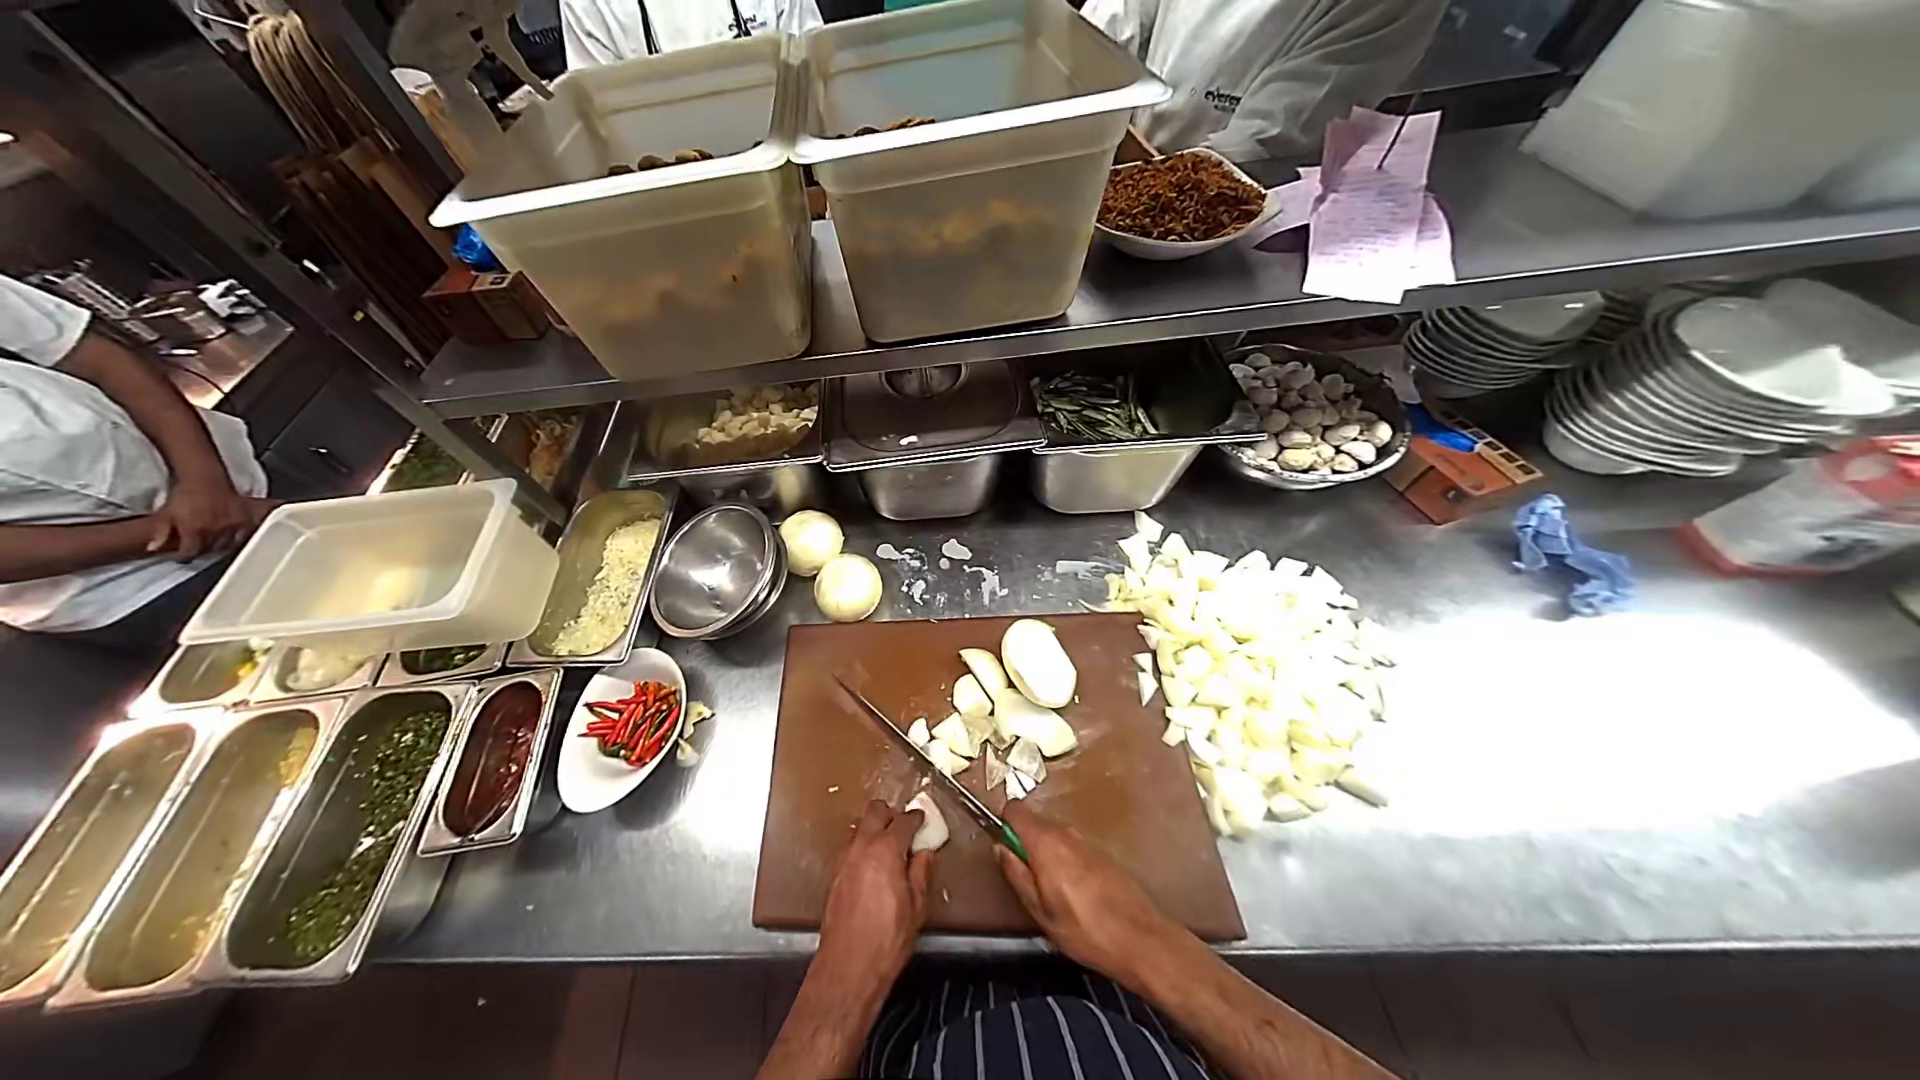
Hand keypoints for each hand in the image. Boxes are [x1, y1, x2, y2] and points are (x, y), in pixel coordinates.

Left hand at [147, 483, 269, 559]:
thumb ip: (160, 533)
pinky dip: (236, 538)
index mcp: (193, 529)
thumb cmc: (183, 496)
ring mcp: (232, 525)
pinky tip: (230, 536)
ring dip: (219, 545)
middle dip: (202, 550)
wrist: (206, 480)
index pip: (190, 551)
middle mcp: (214, 530)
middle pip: (210, 549)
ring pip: (227, 544)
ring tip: (213, 543)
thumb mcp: (164, 513)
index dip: (185, 556)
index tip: (183, 557)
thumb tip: (152, 549)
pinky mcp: (245, 520)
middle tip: (198, 548)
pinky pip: (243, 535)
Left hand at [817, 800, 932, 985]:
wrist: (848, 967)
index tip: (922, 821)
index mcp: (886, 850)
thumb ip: (922, 873)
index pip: (904, 820)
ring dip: (874, 831)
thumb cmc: (886, 940)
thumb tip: (925, 854)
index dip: (916, 819)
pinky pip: (850, 848)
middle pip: (875, 811)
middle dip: (891, 814)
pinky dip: (862, 849)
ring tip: (889, 851)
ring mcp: (843, 859)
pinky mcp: (833, 875)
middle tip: (904, 829)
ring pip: (860, 828)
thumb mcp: (917, 906)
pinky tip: (873, 869)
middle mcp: (861, 847)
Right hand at [994, 801, 1185, 989]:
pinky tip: (1076, 894)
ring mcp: (1087, 841)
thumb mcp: (1039, 910)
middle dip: (1026, 845)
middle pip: (1035, 823)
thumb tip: (1000, 849)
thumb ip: (1016, 874)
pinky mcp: (1103, 853)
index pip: (1015, 809)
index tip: (1004, 847)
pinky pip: (1073, 848)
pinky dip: (1067, 862)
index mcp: (1045, 842)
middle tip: (1030, 882)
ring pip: (1055, 837)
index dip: (1004, 824)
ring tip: (1054, 894)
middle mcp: (1066, 833)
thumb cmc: (1085, 929)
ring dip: (1048, 855)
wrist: (1140, 939)